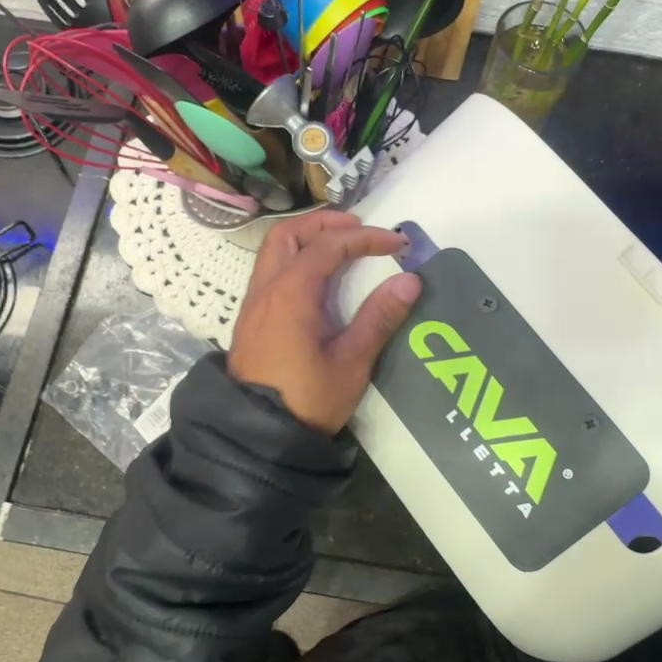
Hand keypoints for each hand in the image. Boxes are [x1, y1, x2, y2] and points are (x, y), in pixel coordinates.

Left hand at [227, 211, 423, 432]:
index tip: (396, 244)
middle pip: (288, 234)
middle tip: (359, 228)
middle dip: (324, 223)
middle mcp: (266, 289)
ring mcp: (254, 304)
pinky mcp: (251, 321)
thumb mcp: (352, 361)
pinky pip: (270, 272)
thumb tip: (410, 280)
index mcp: (291, 292)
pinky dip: (294, 259)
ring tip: (340, 246)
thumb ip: (379, 317)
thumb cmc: (308, 400)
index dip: (365, 237)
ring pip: (273, 251)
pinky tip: (317, 279)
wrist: (257, 438)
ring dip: (306, 239)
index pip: (330, 245)